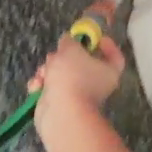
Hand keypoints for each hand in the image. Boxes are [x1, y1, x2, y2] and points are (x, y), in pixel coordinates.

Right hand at [29, 0, 125, 122]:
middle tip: (54, 56)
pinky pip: (50, 88)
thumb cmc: (73, 77)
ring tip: (43, 74)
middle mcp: (95, 84)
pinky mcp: (60, 103)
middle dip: (62, 57)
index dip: (106, 45)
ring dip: (47, 70)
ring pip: (60, 73)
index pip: (114, 56)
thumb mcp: (71, 49)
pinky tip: (37, 87)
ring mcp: (77, 94)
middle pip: (79, 62)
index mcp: (108, 71)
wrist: (61, 113)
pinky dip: (41, 86)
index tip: (92, 38)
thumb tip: (67, 41)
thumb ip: (69, 41)